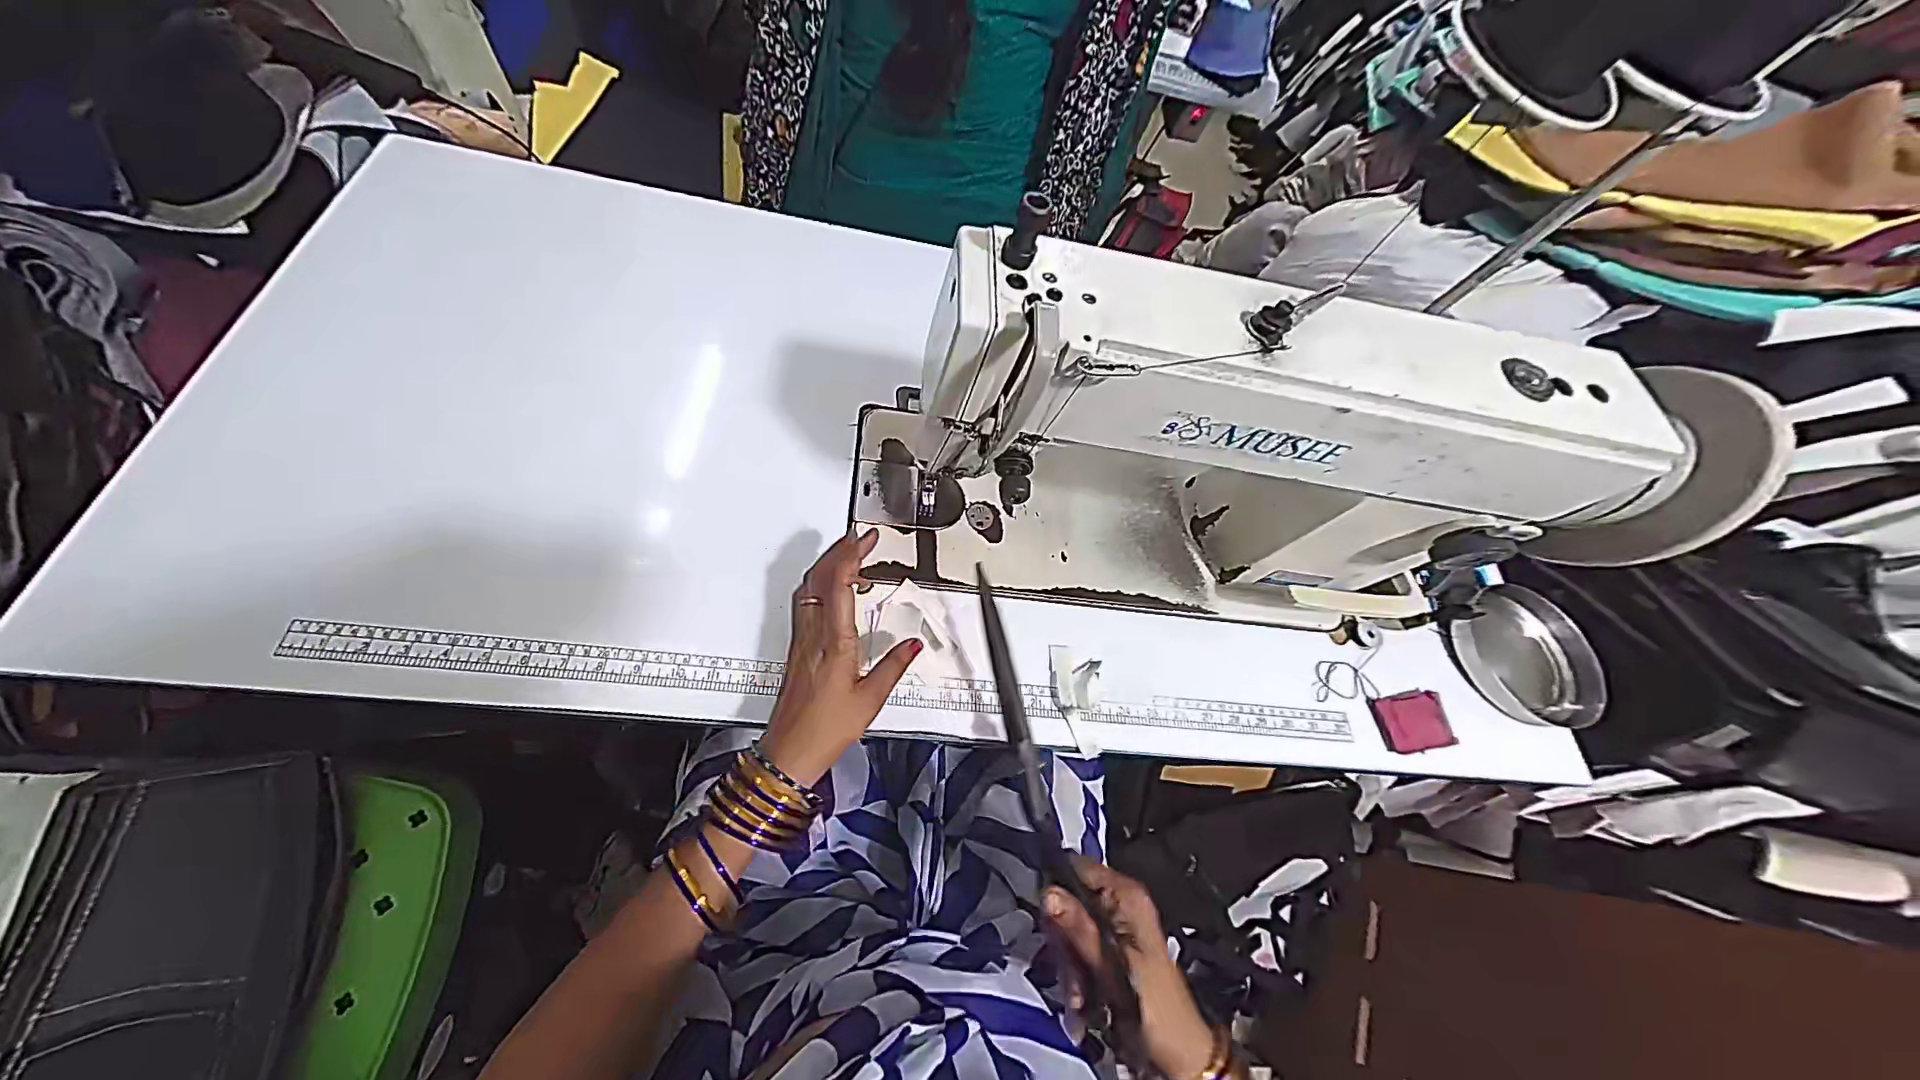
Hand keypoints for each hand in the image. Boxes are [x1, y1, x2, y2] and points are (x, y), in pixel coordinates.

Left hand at [758, 529, 921, 786]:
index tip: (866, 539)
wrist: (790, 749)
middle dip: (840, 550)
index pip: (837, 584)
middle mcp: (813, 635)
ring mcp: (801, 638)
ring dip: (827, 564)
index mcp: (834, 643)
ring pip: (808, 587)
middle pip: (819, 578)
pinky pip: (804, 602)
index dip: (851, 555)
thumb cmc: (824, 728)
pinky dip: (819, 584)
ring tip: (849, 554)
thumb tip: (912, 644)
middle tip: (861, 538)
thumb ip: (894, 666)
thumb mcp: (871, 699)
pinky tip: (831, 588)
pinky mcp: (797, 646)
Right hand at [1046, 858, 1217, 1079]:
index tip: (1051, 926)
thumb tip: (1050, 894)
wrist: (1180, 1056)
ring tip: (1080, 1000)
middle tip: (1073, 977)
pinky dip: (1076, 979)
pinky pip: (1077, 954)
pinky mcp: (1109, 953)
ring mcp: (1115, 930)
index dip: (1058, 892)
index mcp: (1129, 898)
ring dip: (1069, 970)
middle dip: (1064, 945)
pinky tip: (1082, 1004)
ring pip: (1070, 934)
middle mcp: (1121, 907)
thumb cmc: (1157, 1012)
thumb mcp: (1113, 969)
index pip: (1078, 868)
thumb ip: (1080, 929)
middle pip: (1069, 905)